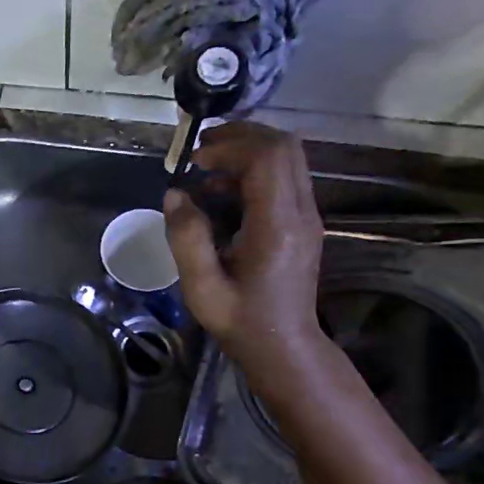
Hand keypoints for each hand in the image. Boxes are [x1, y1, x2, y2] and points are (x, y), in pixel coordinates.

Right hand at [163, 122, 328, 368]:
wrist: (283, 346)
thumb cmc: (240, 320)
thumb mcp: (201, 287)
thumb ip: (186, 238)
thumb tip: (175, 194)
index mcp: (277, 225)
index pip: (266, 158)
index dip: (229, 147)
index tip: (195, 161)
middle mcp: (301, 212)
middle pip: (284, 146)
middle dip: (241, 137)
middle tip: (202, 149)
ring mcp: (307, 215)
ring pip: (288, 157)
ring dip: (248, 151)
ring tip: (208, 168)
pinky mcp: (303, 222)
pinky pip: (285, 176)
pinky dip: (255, 169)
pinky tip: (224, 191)